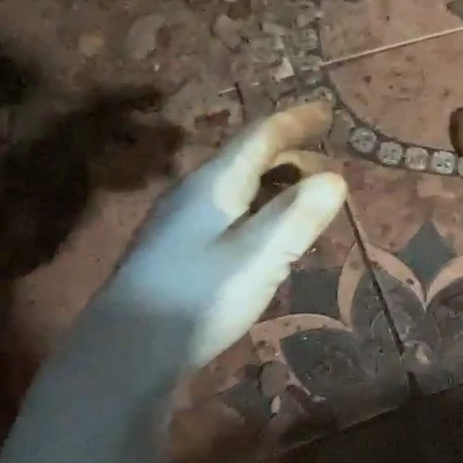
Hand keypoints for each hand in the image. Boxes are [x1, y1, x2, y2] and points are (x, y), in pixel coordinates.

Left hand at [94, 101, 347, 370]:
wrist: (126, 351)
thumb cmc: (198, 297)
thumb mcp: (259, 256)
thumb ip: (297, 216)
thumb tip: (336, 177)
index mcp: (215, 185)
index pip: (260, 138)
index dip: (296, 123)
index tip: (326, 111)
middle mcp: (196, 194)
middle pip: (248, 160)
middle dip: (291, 155)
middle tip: (329, 163)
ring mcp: (182, 224)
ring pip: (239, 188)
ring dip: (277, 183)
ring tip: (308, 196)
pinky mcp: (179, 253)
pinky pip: (231, 212)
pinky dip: (261, 209)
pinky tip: (269, 233)